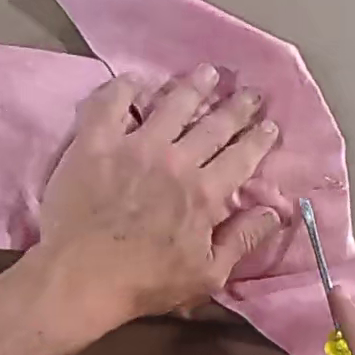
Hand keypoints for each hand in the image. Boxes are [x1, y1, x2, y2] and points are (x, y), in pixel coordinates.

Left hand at [34, 67, 283, 329]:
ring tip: (207, 72)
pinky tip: (136, 81)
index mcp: (206, 192)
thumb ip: (242, 240)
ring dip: (194, 86)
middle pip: (214, 124)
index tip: (270, 124)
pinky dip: (126, 88)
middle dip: (237, 106)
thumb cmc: (147, 282)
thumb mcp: (208, 275)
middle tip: (251, 91)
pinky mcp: (96, 143)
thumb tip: (274, 212)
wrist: (80, 278)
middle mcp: (176, 160)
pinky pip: (112, 103)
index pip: (242, 157)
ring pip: (172, 104)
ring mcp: (135, 146)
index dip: (259, 139)